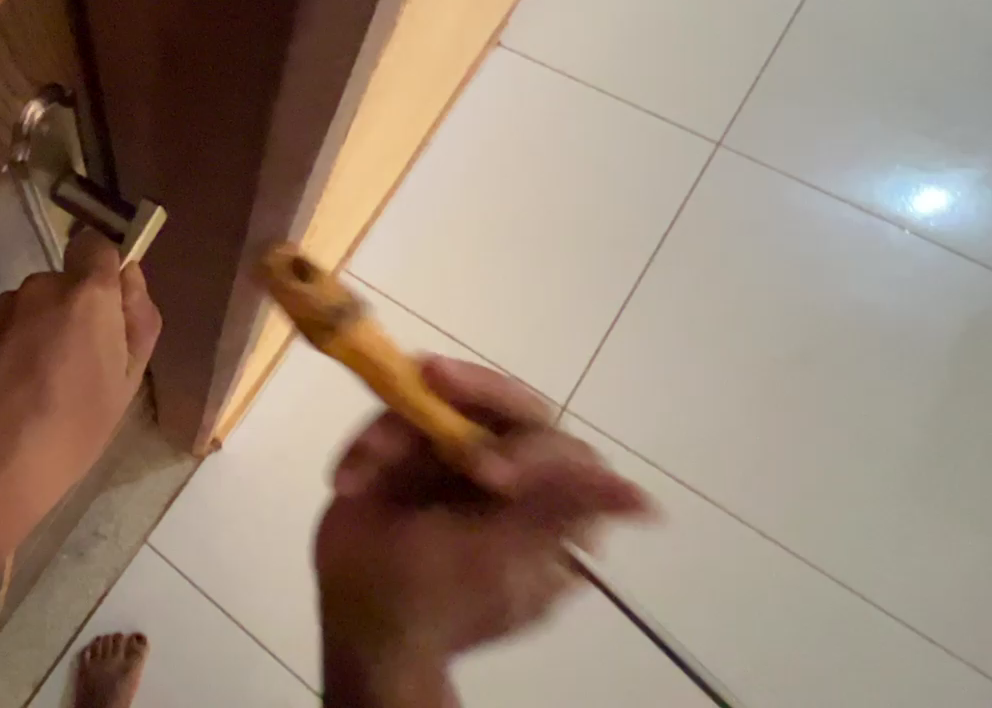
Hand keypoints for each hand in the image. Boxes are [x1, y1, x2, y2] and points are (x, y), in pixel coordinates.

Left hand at [0, 230, 161, 551]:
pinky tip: (5, 392)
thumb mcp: (124, 386)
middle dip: (73, 313)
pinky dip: (8, 347)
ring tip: (36, 388)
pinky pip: (3, 326)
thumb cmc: (67, 432)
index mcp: (85, 294)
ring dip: (39, 331)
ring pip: (32, 308)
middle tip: (76, 368)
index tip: (107, 314)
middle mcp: (38, 287)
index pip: (97, 245)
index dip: (104, 272)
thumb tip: (129, 278)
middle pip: (65, 284)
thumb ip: (136, 321)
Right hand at [314, 357, 652, 705]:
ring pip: (438, 402)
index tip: (483, 472)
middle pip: (506, 406)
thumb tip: (644, 501)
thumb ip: (552, 518)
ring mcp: (454, 453)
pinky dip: (367, 446)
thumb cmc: (432, 602)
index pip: (561, 453)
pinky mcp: (405, 445)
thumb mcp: (492, 563)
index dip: (528, 449)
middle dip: (466, 392)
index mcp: (550, 510)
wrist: (355, 617)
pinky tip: (347, 483)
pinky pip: (392, 416)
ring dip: (392, 435)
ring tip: (355, 481)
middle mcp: (510, 472)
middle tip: (427, 374)